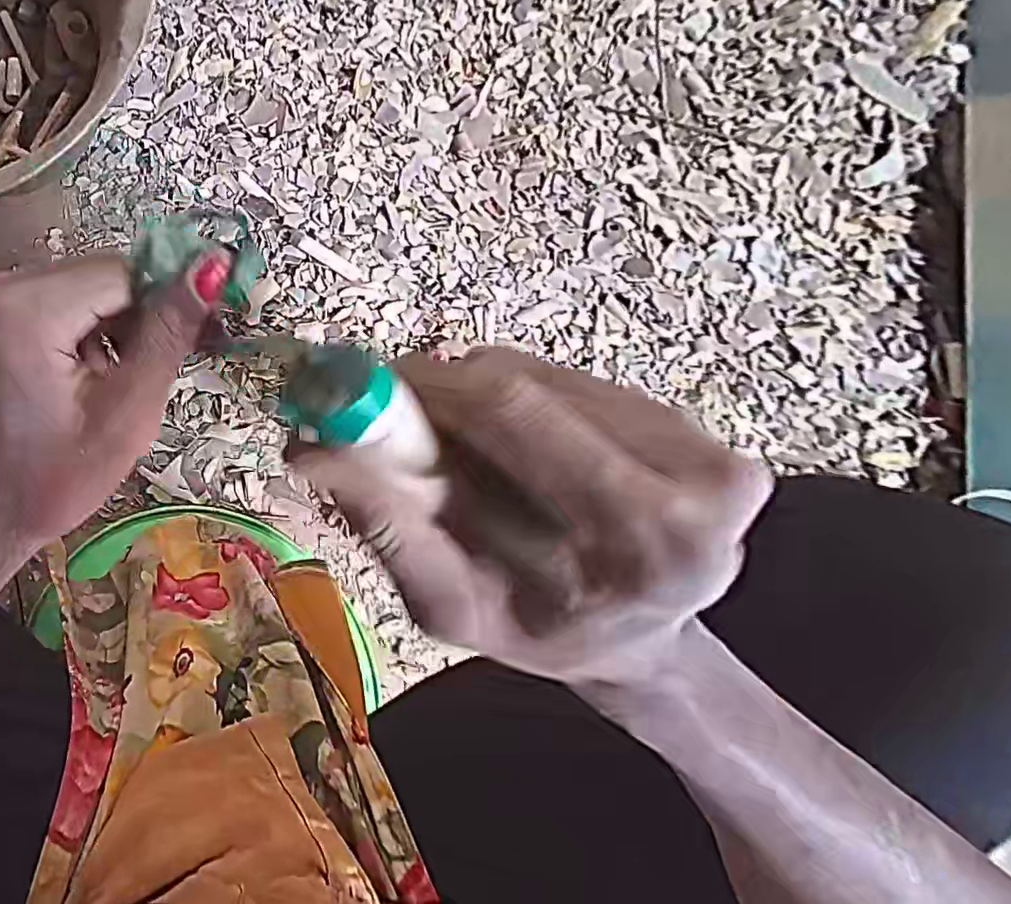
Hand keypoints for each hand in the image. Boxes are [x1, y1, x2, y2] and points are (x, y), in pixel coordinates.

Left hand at [0, 252, 228, 647]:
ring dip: (104, 325)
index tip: (195, 337)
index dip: (166, 300)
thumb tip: (212, 267)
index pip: (121, 272)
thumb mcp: (124, 415)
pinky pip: (45, 301)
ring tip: (107, 383)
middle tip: (145, 373)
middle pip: (94, 276)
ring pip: (73, 287)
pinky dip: (73, 328)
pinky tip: (77, 376)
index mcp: (22, 311)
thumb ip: (168, 334)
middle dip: (132, 317)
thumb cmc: (50, 482)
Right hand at [294, 348, 771, 686]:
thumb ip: (384, 526)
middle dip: (427, 390)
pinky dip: (496, 399)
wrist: (629, 639)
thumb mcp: (447, 603)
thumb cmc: (534, 632)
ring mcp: (704, 442)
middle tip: (374, 414)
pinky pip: (553, 377)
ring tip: (442, 450)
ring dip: (459, 397)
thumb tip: (307, 448)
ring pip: (529, 372)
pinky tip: (492, 445)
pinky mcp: (687, 421)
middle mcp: (699, 480)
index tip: (349, 393)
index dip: (415, 389)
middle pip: (519, 382)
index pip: (509, 412)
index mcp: (646, 539)